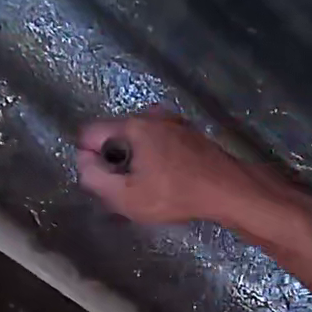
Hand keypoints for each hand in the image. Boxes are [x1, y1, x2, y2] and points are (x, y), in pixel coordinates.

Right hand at [77, 113, 263, 225]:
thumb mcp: (125, 196)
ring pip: (137, 139)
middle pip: (113, 136)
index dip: (88, 159)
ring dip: (135, 161)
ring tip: (149, 187)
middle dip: (113, 161)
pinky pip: (158, 142)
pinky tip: (167, 180)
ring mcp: (173, 122)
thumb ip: (94, 177)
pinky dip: (155, 159)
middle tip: (127, 189)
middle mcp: (151, 116)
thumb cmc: (175, 195)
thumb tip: (83, 161)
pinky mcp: (189, 133)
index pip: (89, 134)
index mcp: (132, 126)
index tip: (104, 181)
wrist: (228, 190)